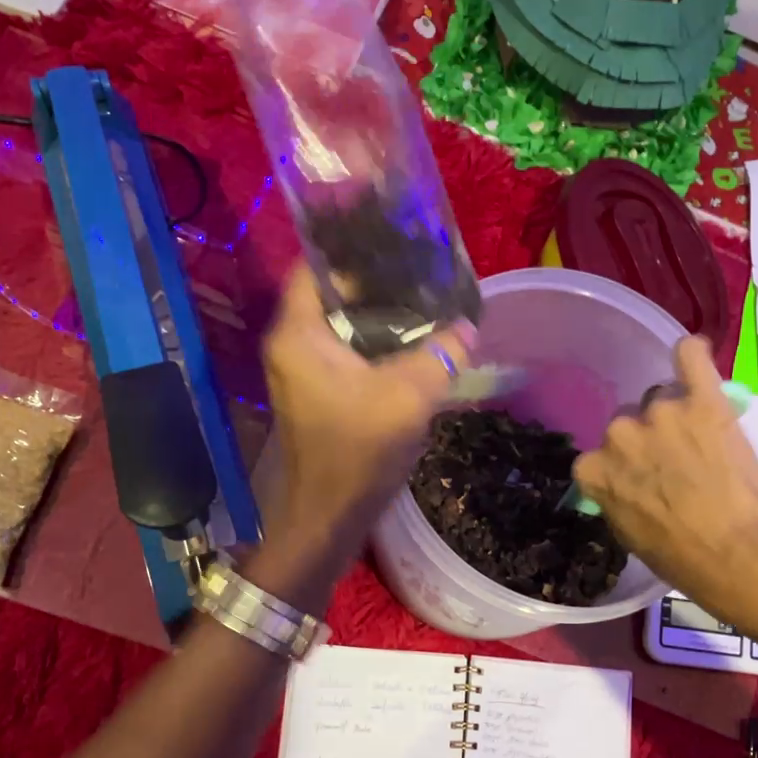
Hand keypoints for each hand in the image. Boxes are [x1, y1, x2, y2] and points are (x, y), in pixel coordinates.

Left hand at [262, 265, 474, 562]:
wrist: (331, 516)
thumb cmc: (359, 451)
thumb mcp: (409, 396)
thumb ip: (440, 353)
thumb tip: (466, 327)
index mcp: (298, 334)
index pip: (315, 266)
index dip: (351, 248)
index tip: (394, 240)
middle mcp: (291, 345)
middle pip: (331, 294)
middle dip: (376, 282)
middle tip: (421, 271)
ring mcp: (302, 371)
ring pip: (342, 325)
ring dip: (380, 316)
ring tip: (425, 301)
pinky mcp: (318, 392)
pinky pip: (347, 352)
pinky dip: (376, 344)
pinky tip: (414, 343)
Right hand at [571, 338, 757, 611]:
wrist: (734, 551)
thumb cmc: (680, 556)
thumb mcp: (628, 533)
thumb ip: (615, 495)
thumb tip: (623, 482)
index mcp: (594, 469)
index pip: (598, 456)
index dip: (623, 467)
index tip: (642, 480)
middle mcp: (619, 434)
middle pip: (628, 422)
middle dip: (648, 439)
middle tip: (677, 463)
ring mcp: (660, 412)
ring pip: (661, 398)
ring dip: (676, 413)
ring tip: (703, 439)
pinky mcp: (702, 399)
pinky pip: (690, 355)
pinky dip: (691, 354)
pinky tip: (694, 357)